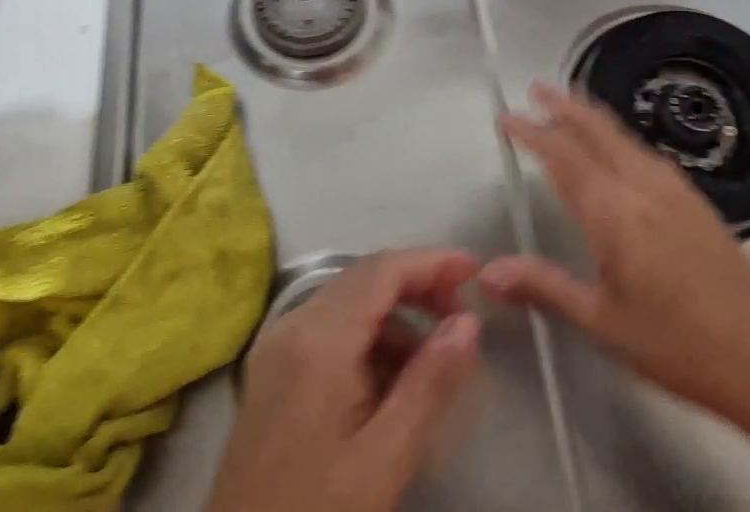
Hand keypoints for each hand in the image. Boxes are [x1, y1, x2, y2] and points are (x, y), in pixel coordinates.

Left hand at [205, 249, 483, 511]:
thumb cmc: (320, 506)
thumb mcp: (387, 454)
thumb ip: (431, 382)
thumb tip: (468, 323)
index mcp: (318, 339)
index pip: (382, 271)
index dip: (432, 262)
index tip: (477, 270)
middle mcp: (291, 326)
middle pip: (363, 279)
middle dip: (418, 286)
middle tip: (464, 318)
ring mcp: (276, 348)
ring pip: (346, 304)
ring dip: (395, 316)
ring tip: (435, 359)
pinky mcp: (272, 372)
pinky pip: (328, 331)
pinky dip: (367, 338)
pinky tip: (392, 379)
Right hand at [480, 84, 749, 511]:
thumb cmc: (680, 347)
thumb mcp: (603, 322)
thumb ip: (545, 286)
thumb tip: (487, 271)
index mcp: (617, 213)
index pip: (564, 158)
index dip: (533, 133)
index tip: (507, 116)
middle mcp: (647, 189)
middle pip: (600, 133)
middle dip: (565, 107)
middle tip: (536, 87)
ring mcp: (680, 194)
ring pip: (628, 141)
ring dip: (594, 119)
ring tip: (571, 107)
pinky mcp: (701, 208)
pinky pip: (649, 156)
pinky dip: (622, 140)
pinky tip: (622, 154)